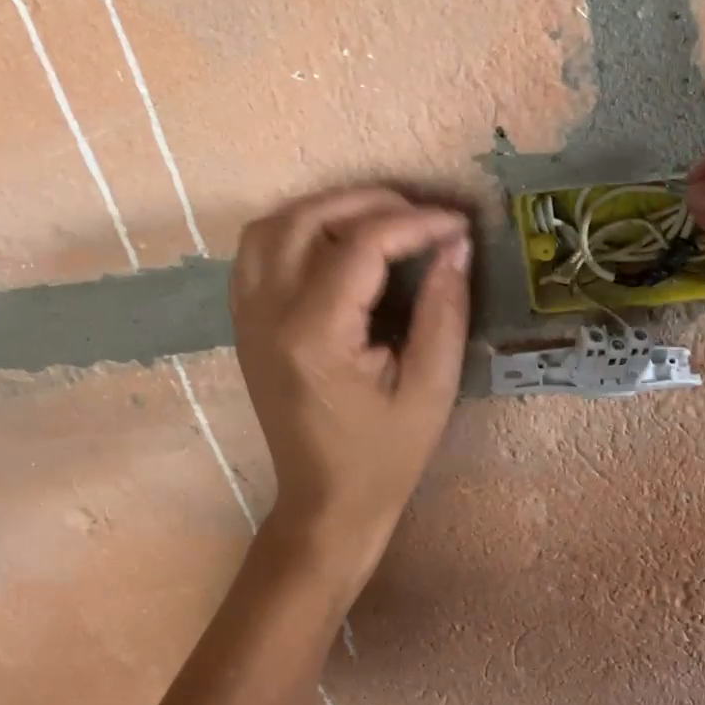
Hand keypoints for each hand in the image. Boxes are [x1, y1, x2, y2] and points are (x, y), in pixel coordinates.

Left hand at [229, 188, 472, 585]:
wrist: (324, 503)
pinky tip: (340, 243)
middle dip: (372, 202)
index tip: (459, 226)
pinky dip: (299, 229)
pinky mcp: (245, 322)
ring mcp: (247, 317)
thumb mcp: (432, 389)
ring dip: (329, 208)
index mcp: (314, 336)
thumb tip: (456, 245)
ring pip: (273, 225)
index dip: (416, 223)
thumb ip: (444, 311)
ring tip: (383, 220)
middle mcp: (268, 315)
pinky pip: (258, 250)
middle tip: (424, 215)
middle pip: (307, 219)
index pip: (362, 245)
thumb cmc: (385, 456)